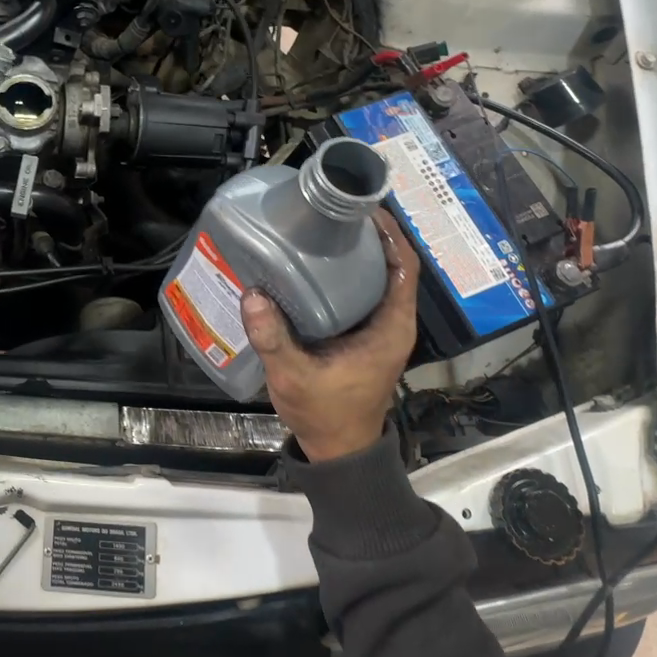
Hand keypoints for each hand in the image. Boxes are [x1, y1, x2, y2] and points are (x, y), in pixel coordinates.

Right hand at [241, 209, 421, 461]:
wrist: (337, 449)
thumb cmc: (326, 414)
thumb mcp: (295, 377)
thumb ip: (275, 339)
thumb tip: (252, 296)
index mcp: (390, 328)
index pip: (404, 268)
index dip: (391, 234)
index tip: (364, 207)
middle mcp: (390, 322)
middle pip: (389, 264)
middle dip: (366, 235)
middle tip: (331, 209)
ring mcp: (376, 328)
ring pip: (373, 277)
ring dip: (353, 252)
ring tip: (318, 227)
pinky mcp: (359, 334)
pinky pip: (356, 292)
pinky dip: (341, 273)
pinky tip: (309, 264)